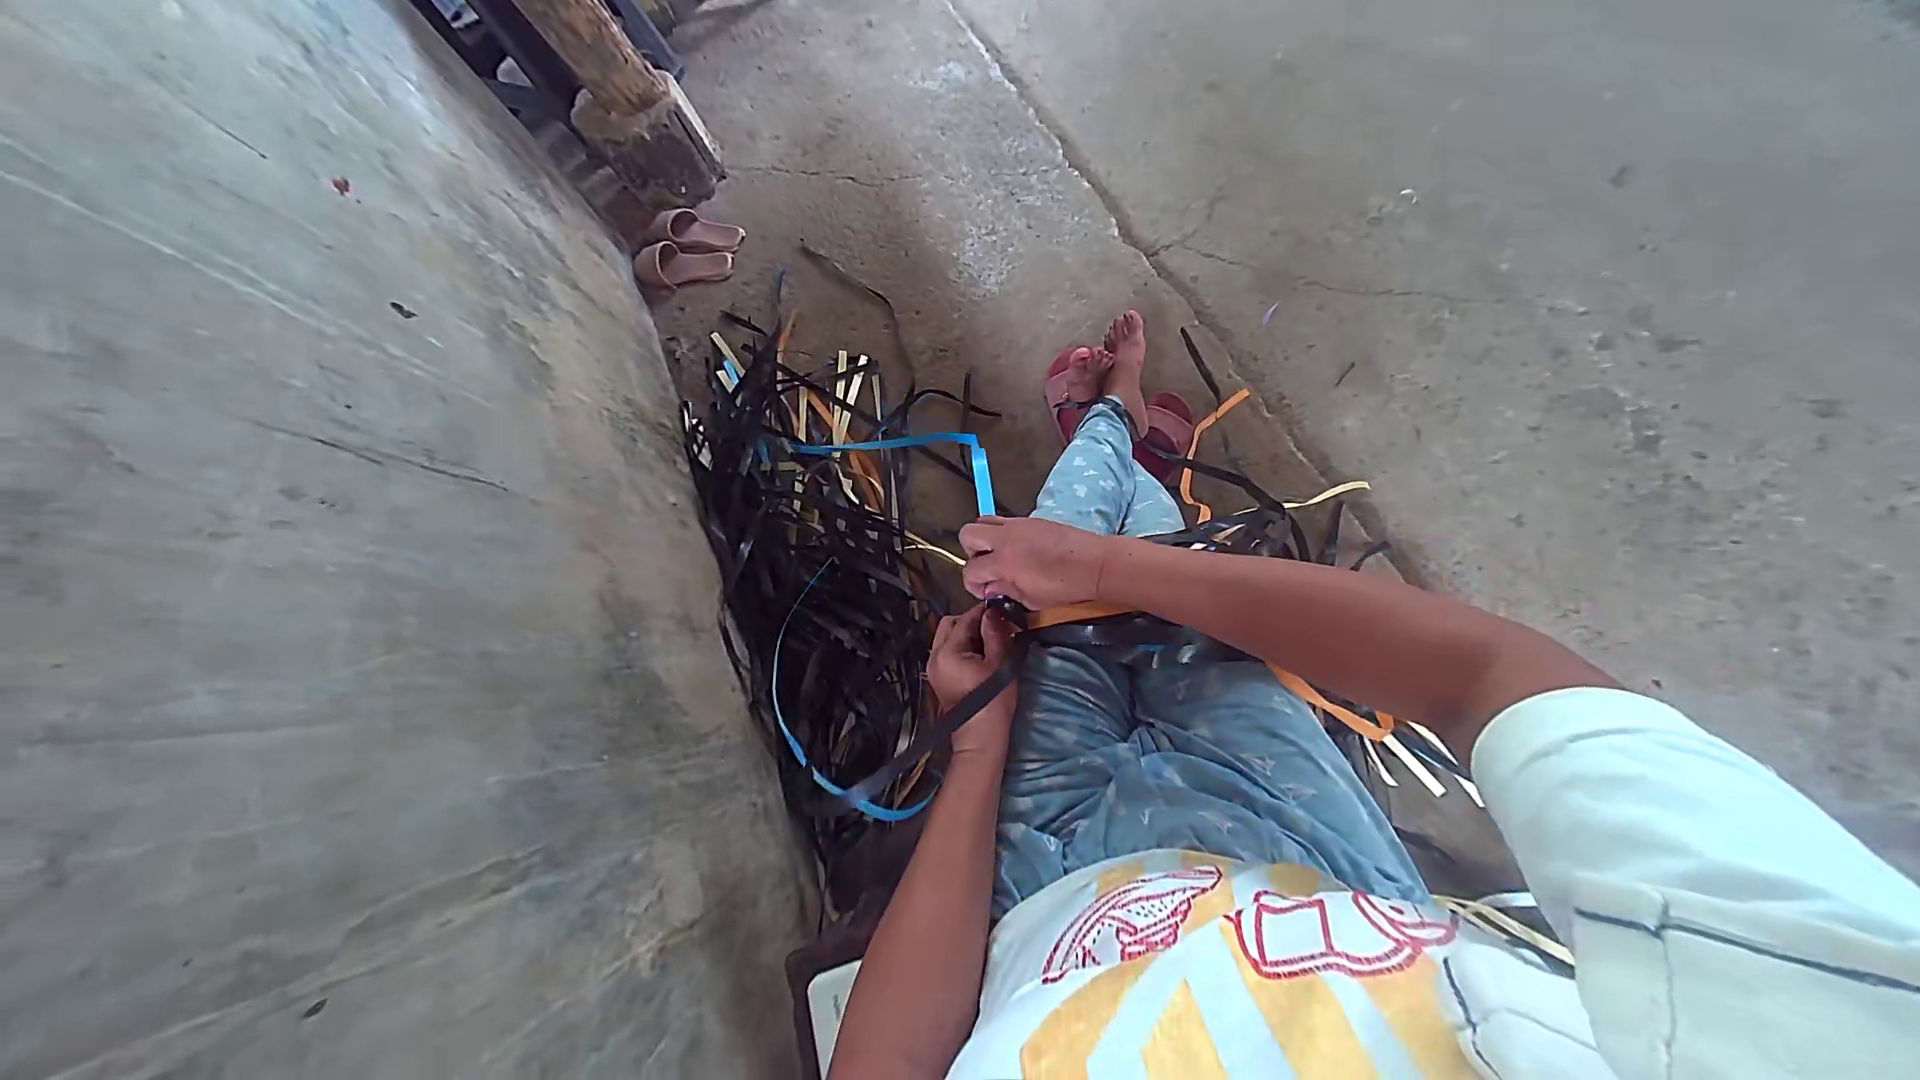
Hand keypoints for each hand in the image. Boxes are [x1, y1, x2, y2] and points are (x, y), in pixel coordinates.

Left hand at [926, 604, 1016, 756]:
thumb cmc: (993, 701)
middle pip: (949, 624)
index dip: (982, 612)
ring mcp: (934, 668)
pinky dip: (962, 647)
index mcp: (947, 652)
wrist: (981, 737)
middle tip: (994, 626)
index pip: (963, 619)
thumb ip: (995, 633)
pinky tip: (980, 655)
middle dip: (971, 620)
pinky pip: (947, 651)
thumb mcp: (1000, 663)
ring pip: (947, 637)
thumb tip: (993, 611)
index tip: (999, 610)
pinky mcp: (938, 677)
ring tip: (989, 641)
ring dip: (966, 633)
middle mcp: (934, 657)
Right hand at [958, 516, 1111, 608]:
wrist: (1095, 564)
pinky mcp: (1031, 520)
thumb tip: (991, 588)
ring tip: (999, 554)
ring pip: (983, 520)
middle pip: (967, 534)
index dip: (973, 585)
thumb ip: (1006, 592)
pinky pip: (1005, 521)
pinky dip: (1004, 534)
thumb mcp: (1032, 599)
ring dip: (985, 538)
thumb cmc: (1067, 587)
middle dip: (971, 552)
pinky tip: (1019, 549)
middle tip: (987, 566)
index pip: (970, 570)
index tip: (986, 590)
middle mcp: (1005, 538)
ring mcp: (1018, 525)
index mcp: (1003, 562)